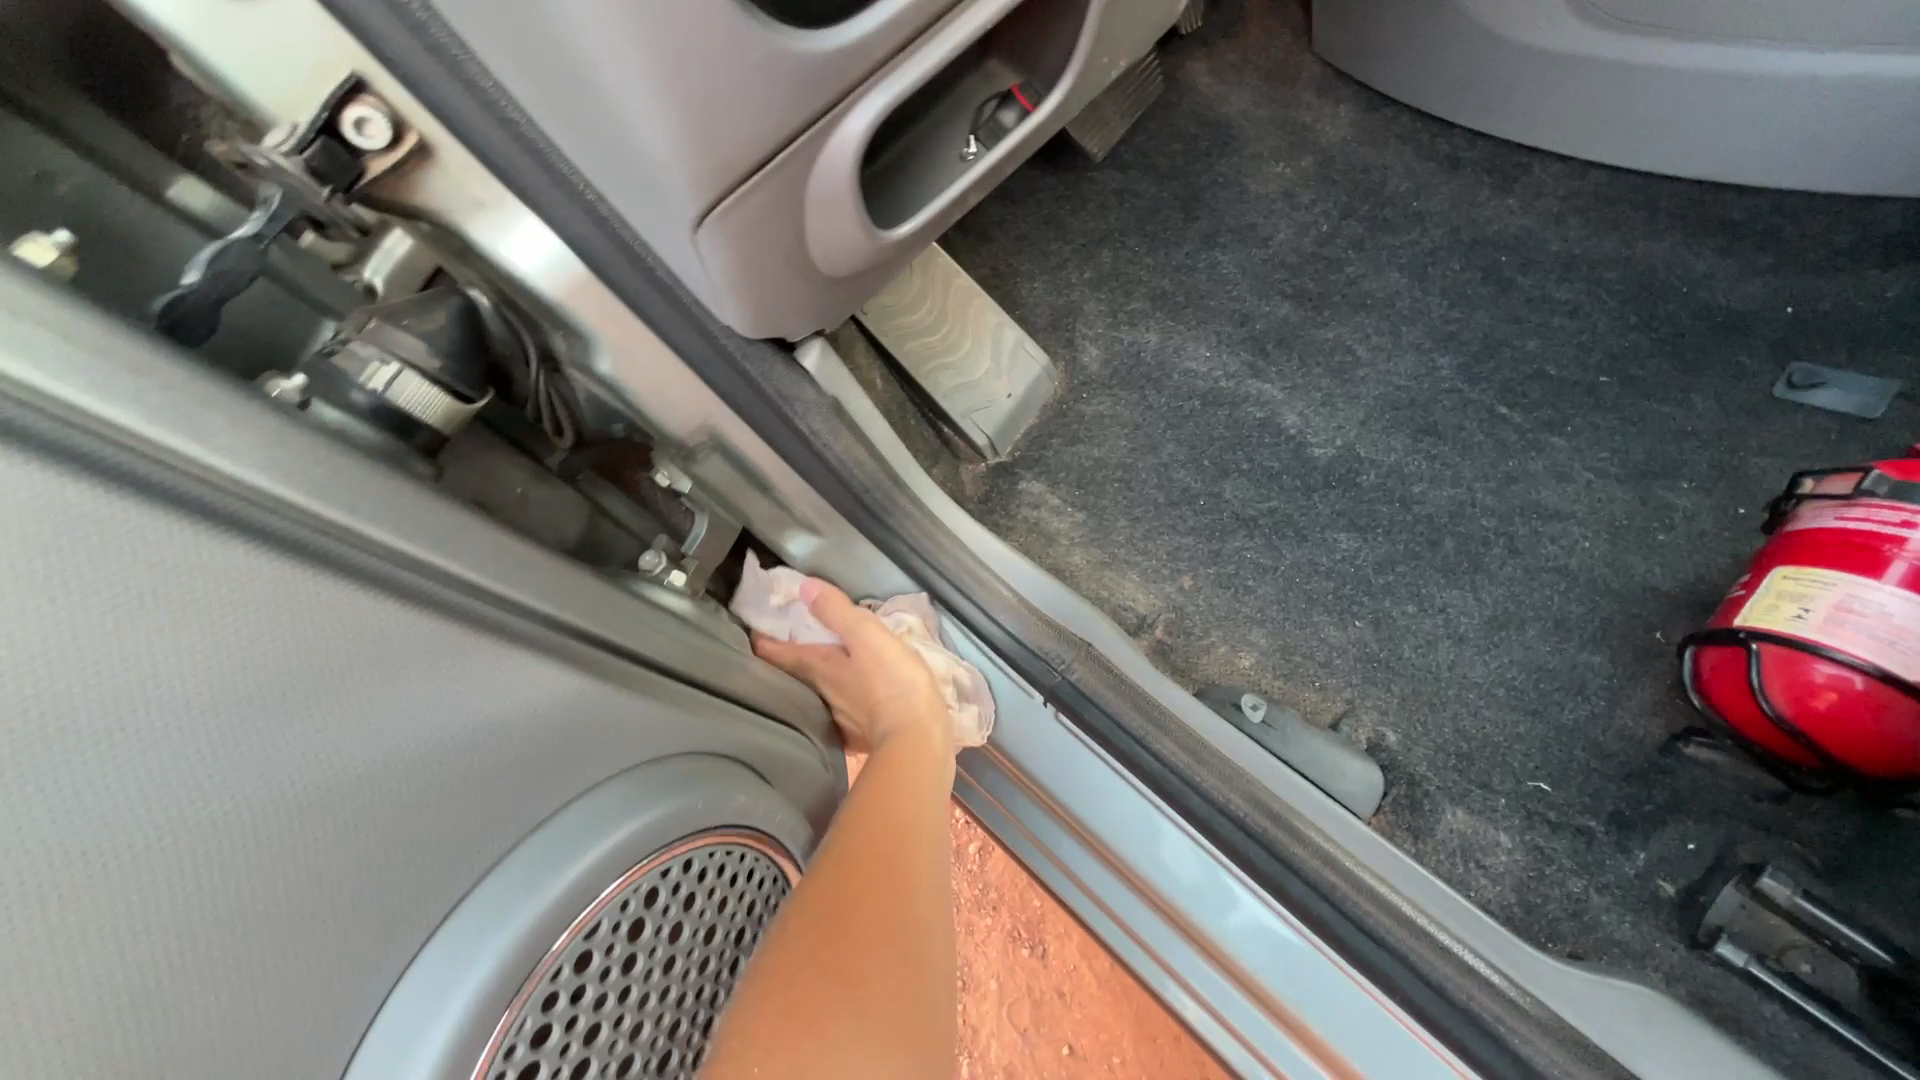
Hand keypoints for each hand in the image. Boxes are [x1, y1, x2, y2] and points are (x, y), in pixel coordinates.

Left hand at [751, 579, 953, 756]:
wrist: (918, 740)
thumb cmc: (892, 682)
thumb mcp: (868, 636)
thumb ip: (837, 611)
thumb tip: (804, 588)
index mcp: (819, 669)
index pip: (778, 653)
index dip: (763, 639)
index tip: (754, 627)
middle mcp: (821, 695)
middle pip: (795, 674)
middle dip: (789, 658)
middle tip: (788, 640)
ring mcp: (840, 719)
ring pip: (819, 694)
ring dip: (817, 680)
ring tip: (823, 666)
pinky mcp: (861, 735)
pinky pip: (845, 712)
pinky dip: (844, 700)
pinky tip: (854, 698)